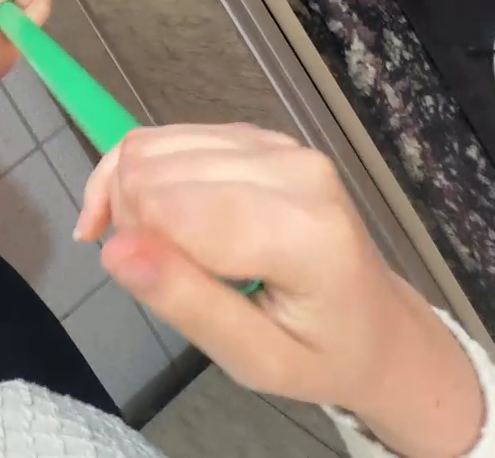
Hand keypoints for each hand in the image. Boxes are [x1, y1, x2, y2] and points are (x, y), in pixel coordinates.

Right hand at [76, 125, 483, 457]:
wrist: (380, 325)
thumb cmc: (321, 353)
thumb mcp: (256, 361)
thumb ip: (187, 304)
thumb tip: (113, 252)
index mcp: (304, 233)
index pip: (171, 208)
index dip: (135, 242)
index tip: (143, 281)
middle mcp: (292, 169)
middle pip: (152, 169)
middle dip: (128, 217)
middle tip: (148, 267)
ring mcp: (274, 143)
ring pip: (149, 146)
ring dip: (127, 191)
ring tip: (148, 241)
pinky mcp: (254, 133)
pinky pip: (163, 136)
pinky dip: (137, 170)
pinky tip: (145, 208)